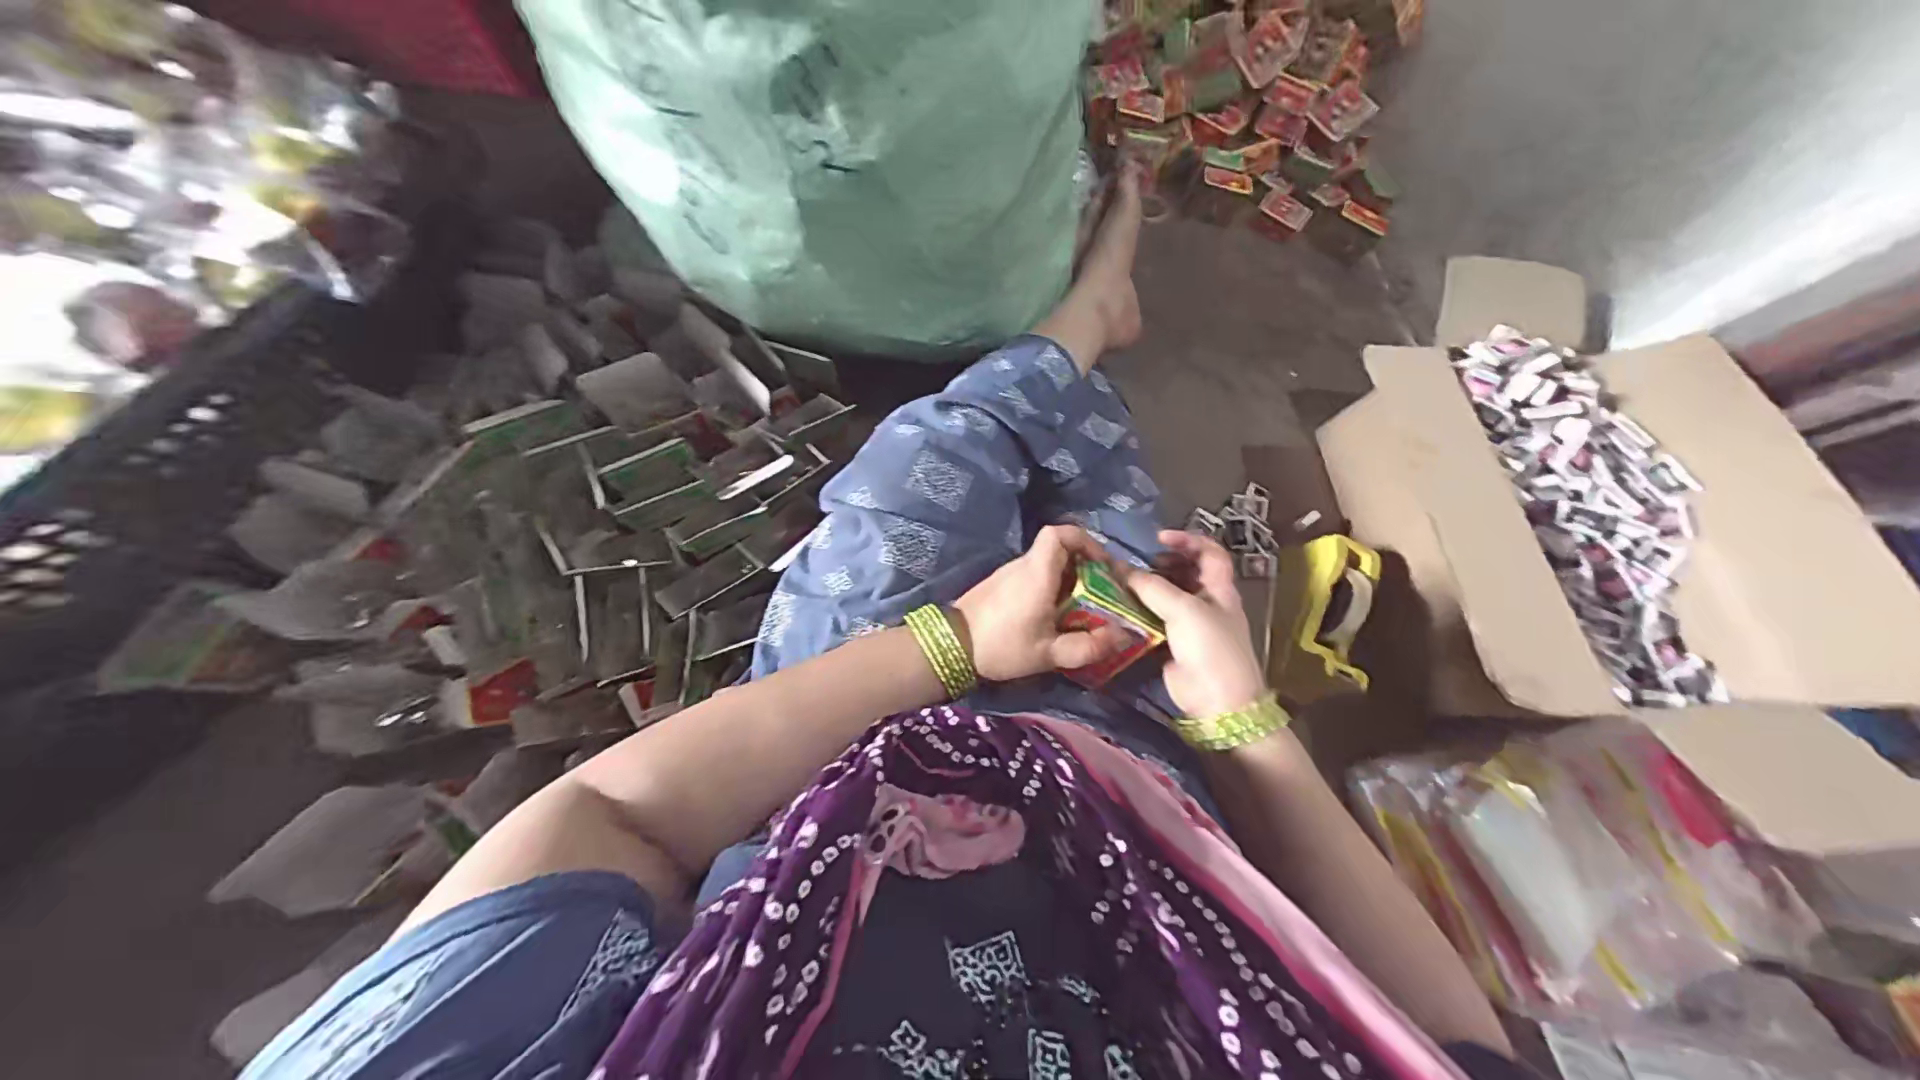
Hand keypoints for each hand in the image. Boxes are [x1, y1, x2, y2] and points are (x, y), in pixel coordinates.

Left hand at [952, 525, 1130, 681]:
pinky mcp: (998, 586)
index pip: (1060, 533)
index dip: (1085, 541)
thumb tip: (1122, 637)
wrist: (950, 647)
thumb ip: (1088, 646)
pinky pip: (1032, 577)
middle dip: (1084, 566)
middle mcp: (1022, 566)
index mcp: (1037, 573)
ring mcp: (1007, 574)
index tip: (1102, 564)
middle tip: (1100, 593)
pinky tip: (1054, 616)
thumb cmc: (1002, 646)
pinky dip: (1049, 588)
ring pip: (1045, 565)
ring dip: (1067, 580)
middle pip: (1058, 550)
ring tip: (1082, 609)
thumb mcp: (1050, 654)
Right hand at [1115, 530, 1267, 717]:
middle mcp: (1207, 602)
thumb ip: (1152, 587)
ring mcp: (1191, 625)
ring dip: (1147, 588)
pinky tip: (1121, 609)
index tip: (1158, 539)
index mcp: (1220, 588)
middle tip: (1136, 564)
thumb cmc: (1210, 648)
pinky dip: (1139, 612)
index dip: (1187, 539)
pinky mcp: (1174, 644)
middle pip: (1186, 573)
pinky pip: (1155, 620)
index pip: (1209, 552)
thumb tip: (1120, 570)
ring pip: (1168, 597)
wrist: (1218, 702)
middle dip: (1162, 564)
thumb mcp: (1183, 609)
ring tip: (1124, 584)